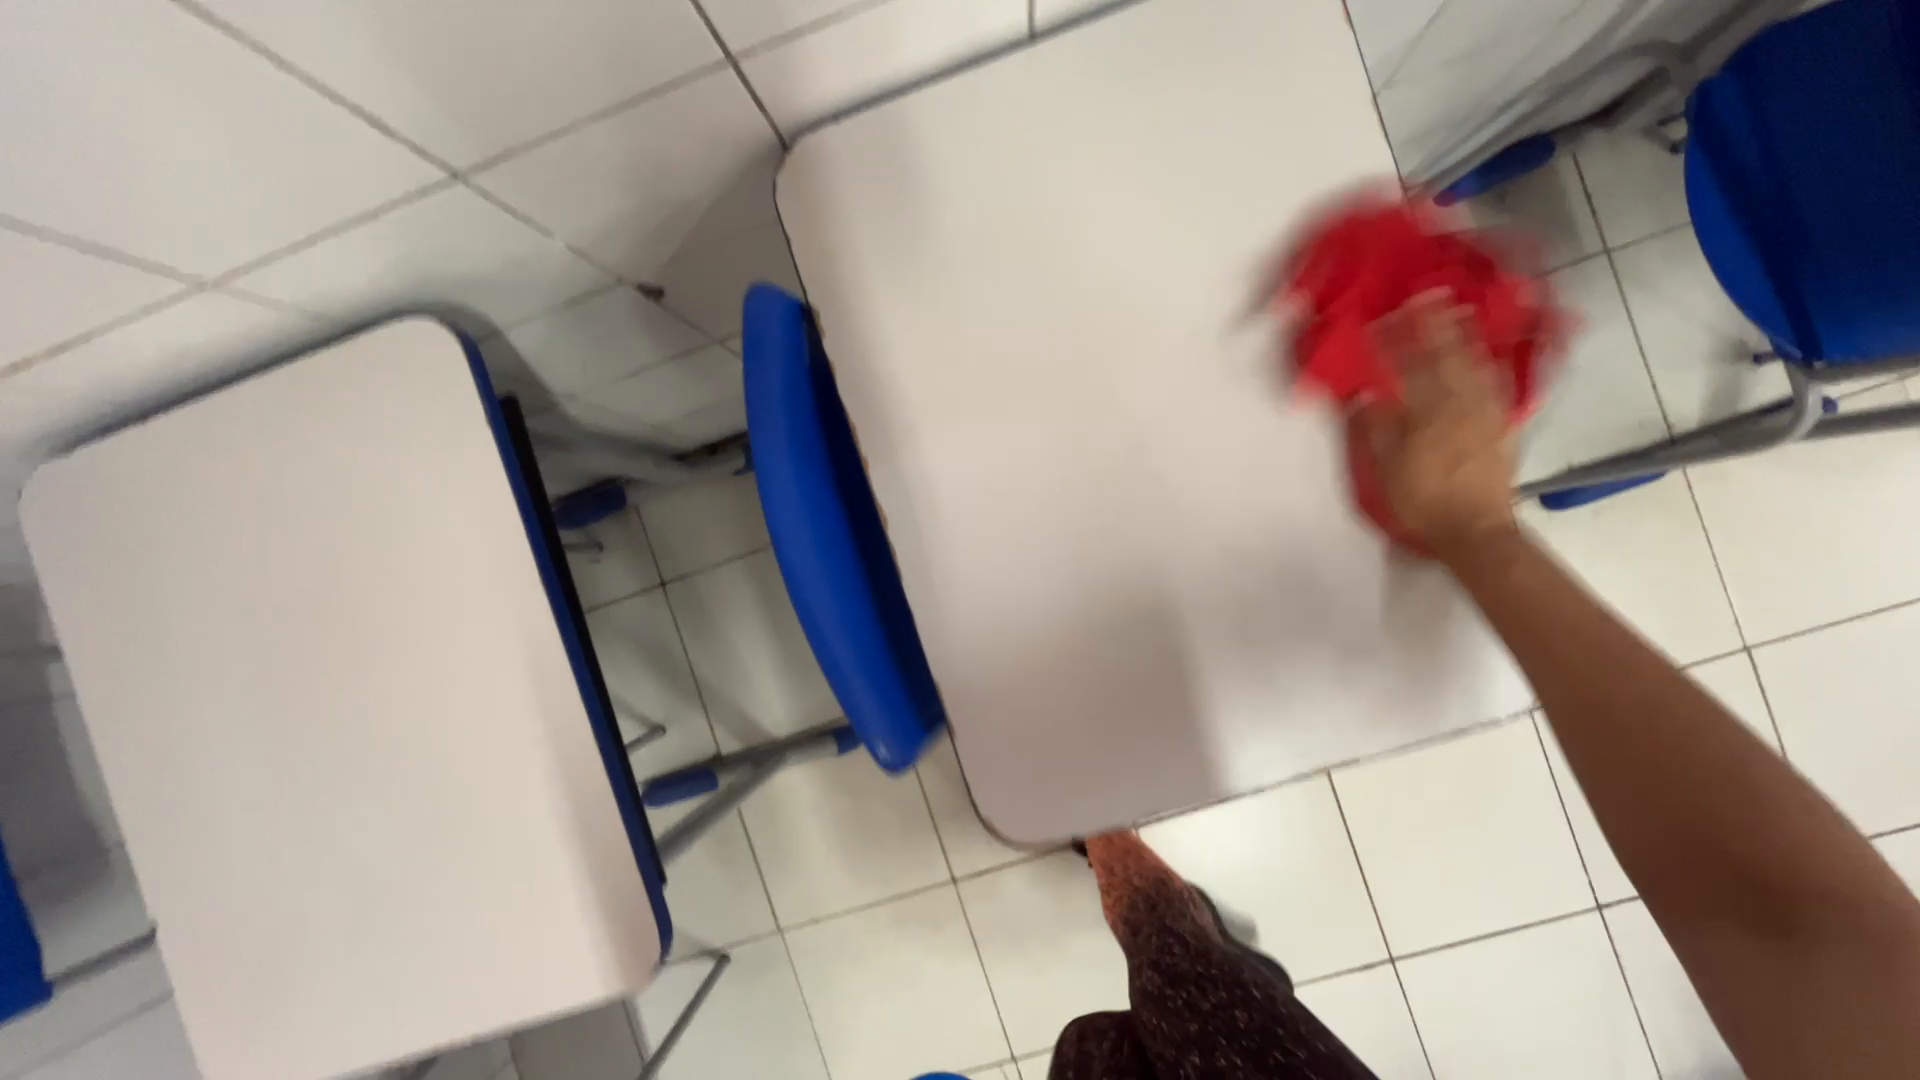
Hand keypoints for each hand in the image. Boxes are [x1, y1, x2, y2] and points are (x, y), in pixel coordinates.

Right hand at [1353, 294, 1517, 559]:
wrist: (1475, 531)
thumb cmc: (1423, 504)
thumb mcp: (1387, 470)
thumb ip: (1377, 428)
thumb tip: (1363, 393)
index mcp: (1425, 415)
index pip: (1404, 369)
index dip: (1391, 342)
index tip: (1380, 317)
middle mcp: (1458, 406)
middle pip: (1443, 357)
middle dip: (1432, 325)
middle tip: (1427, 295)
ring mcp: (1484, 414)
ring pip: (1473, 365)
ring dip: (1464, 336)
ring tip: (1458, 311)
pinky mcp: (1501, 426)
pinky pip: (1496, 384)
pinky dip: (1489, 362)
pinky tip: (1485, 354)